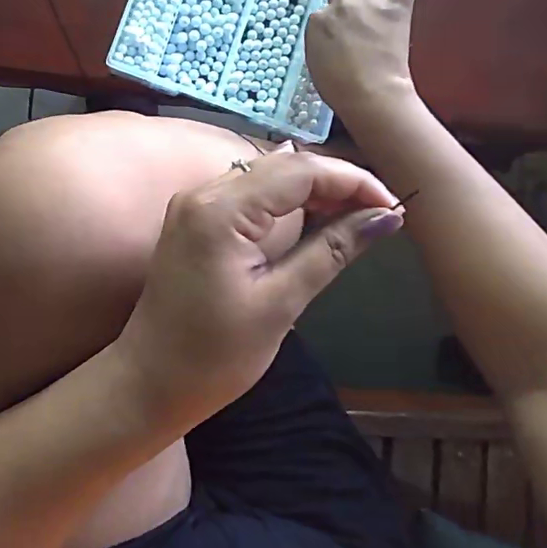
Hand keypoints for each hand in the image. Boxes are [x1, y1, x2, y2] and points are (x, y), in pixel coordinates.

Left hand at [115, 147, 404, 424]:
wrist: (150, 381)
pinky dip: (284, 205)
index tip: (395, 207)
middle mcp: (200, 194)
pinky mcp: (192, 223)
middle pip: (282, 167)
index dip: (353, 181)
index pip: (300, 170)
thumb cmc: (214, 354)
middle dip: (336, 183)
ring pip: (265, 178)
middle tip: (381, 215)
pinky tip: (314, 223)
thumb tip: (386, 216)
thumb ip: (332, 250)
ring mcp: (192, 207)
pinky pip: (247, 197)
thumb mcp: (281, 303)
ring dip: (311, 192)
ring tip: (356, 219)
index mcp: (219, 210)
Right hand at [303, 0, 420, 121]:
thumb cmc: (337, 86)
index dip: (330, 18)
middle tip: (352, 9)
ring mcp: (370, 2)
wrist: (370, 92)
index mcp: (318, 20)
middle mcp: (342, 4)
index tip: (336, 29)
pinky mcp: (397, 6)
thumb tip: (330, 34)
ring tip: (375, 2)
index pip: (321, 9)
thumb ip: (320, 40)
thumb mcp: (316, 61)